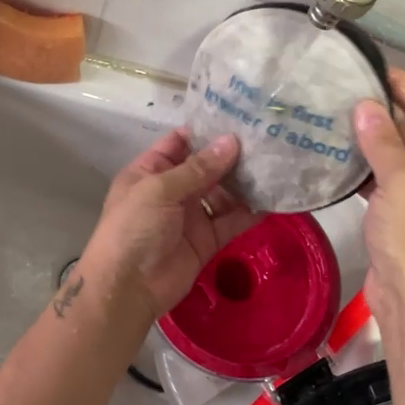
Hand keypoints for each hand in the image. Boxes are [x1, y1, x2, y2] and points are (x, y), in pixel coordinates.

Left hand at [74, 129, 259, 325]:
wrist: (127, 287)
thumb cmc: (133, 228)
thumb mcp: (159, 189)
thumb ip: (197, 168)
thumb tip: (232, 141)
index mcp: (150, 171)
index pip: (180, 143)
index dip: (206, 131)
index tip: (240, 117)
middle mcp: (172, 190)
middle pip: (206, 167)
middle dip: (233, 155)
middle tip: (269, 139)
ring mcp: (190, 216)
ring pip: (223, 193)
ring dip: (245, 183)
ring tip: (276, 166)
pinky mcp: (207, 240)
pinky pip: (232, 222)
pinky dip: (251, 212)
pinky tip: (274, 200)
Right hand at [352, 68, 404, 337]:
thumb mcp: (402, 181)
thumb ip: (383, 140)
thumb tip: (365, 105)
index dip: (402, 83)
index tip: (364, 68)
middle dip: (381, 109)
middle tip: (338, 91)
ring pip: (397, 153)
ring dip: (369, 138)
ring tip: (330, 117)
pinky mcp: (403, 213)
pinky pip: (384, 178)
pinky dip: (363, 167)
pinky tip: (334, 156)